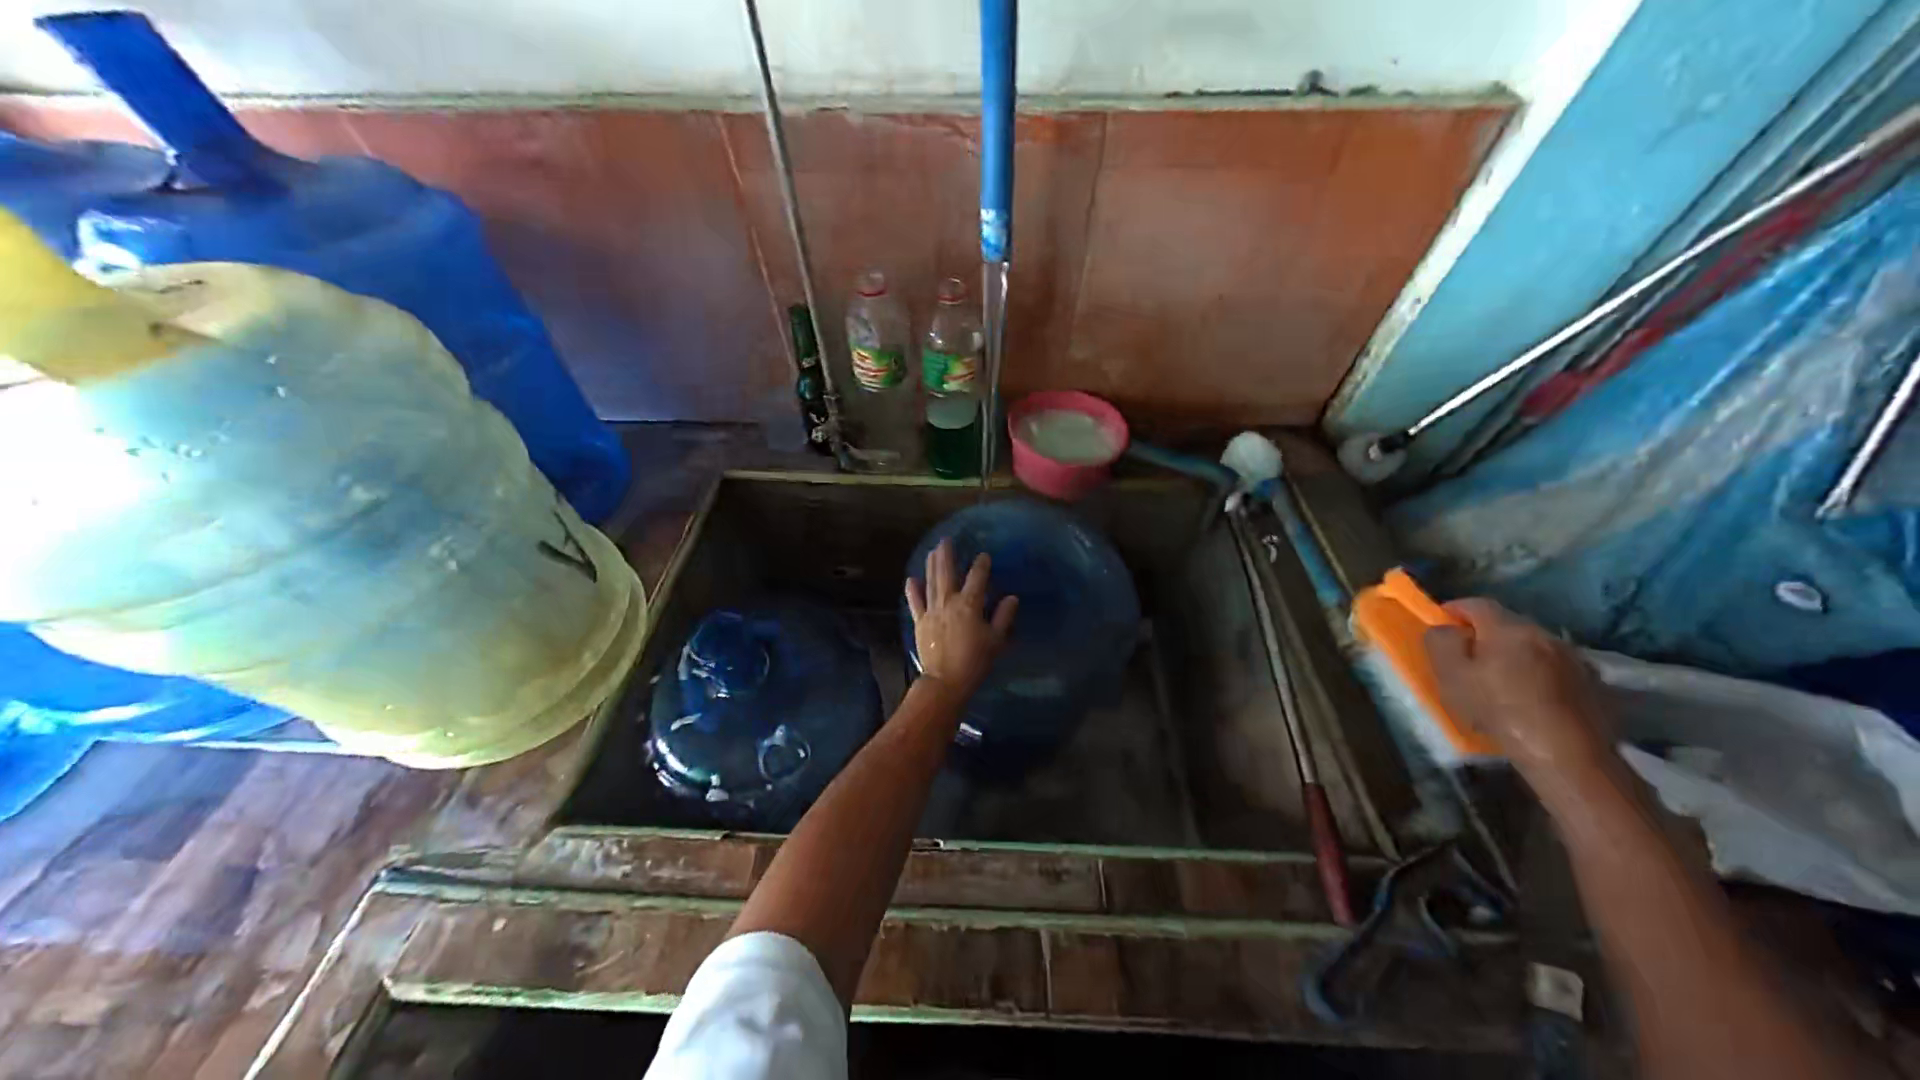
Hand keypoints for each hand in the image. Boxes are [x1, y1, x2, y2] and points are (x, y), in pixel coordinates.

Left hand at [905, 539, 1017, 694]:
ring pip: (931, 582)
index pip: (977, 578)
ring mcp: (931, 611)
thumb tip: (1011, 598)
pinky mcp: (920, 622)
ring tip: (932, 551)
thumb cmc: (975, 661)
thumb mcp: (996, 640)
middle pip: (947, 573)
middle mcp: (948, 602)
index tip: (983, 556)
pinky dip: (913, 590)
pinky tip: (911, 578)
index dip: (981, 565)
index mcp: (969, 605)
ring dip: (931, 565)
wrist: (945, 681)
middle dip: (947, 555)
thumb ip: (1003, 617)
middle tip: (945, 540)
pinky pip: (915, 602)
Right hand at [1422, 598, 1614, 785]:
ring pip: (1533, 645)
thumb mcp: (1452, 675)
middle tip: (1467, 655)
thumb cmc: (1499, 710)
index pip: (1476, 603)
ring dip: (1514, 654)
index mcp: (1509, 628)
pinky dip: (1539, 673)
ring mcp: (1575, 659)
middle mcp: (1545, 634)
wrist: (1568, 755)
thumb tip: (1445, 628)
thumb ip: (1441, 642)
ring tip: (1501, 678)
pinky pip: (1555, 668)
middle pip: (1507, 623)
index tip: (1440, 624)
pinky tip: (1532, 696)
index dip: (1454, 610)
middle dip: (1485, 633)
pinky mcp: (1593, 683)